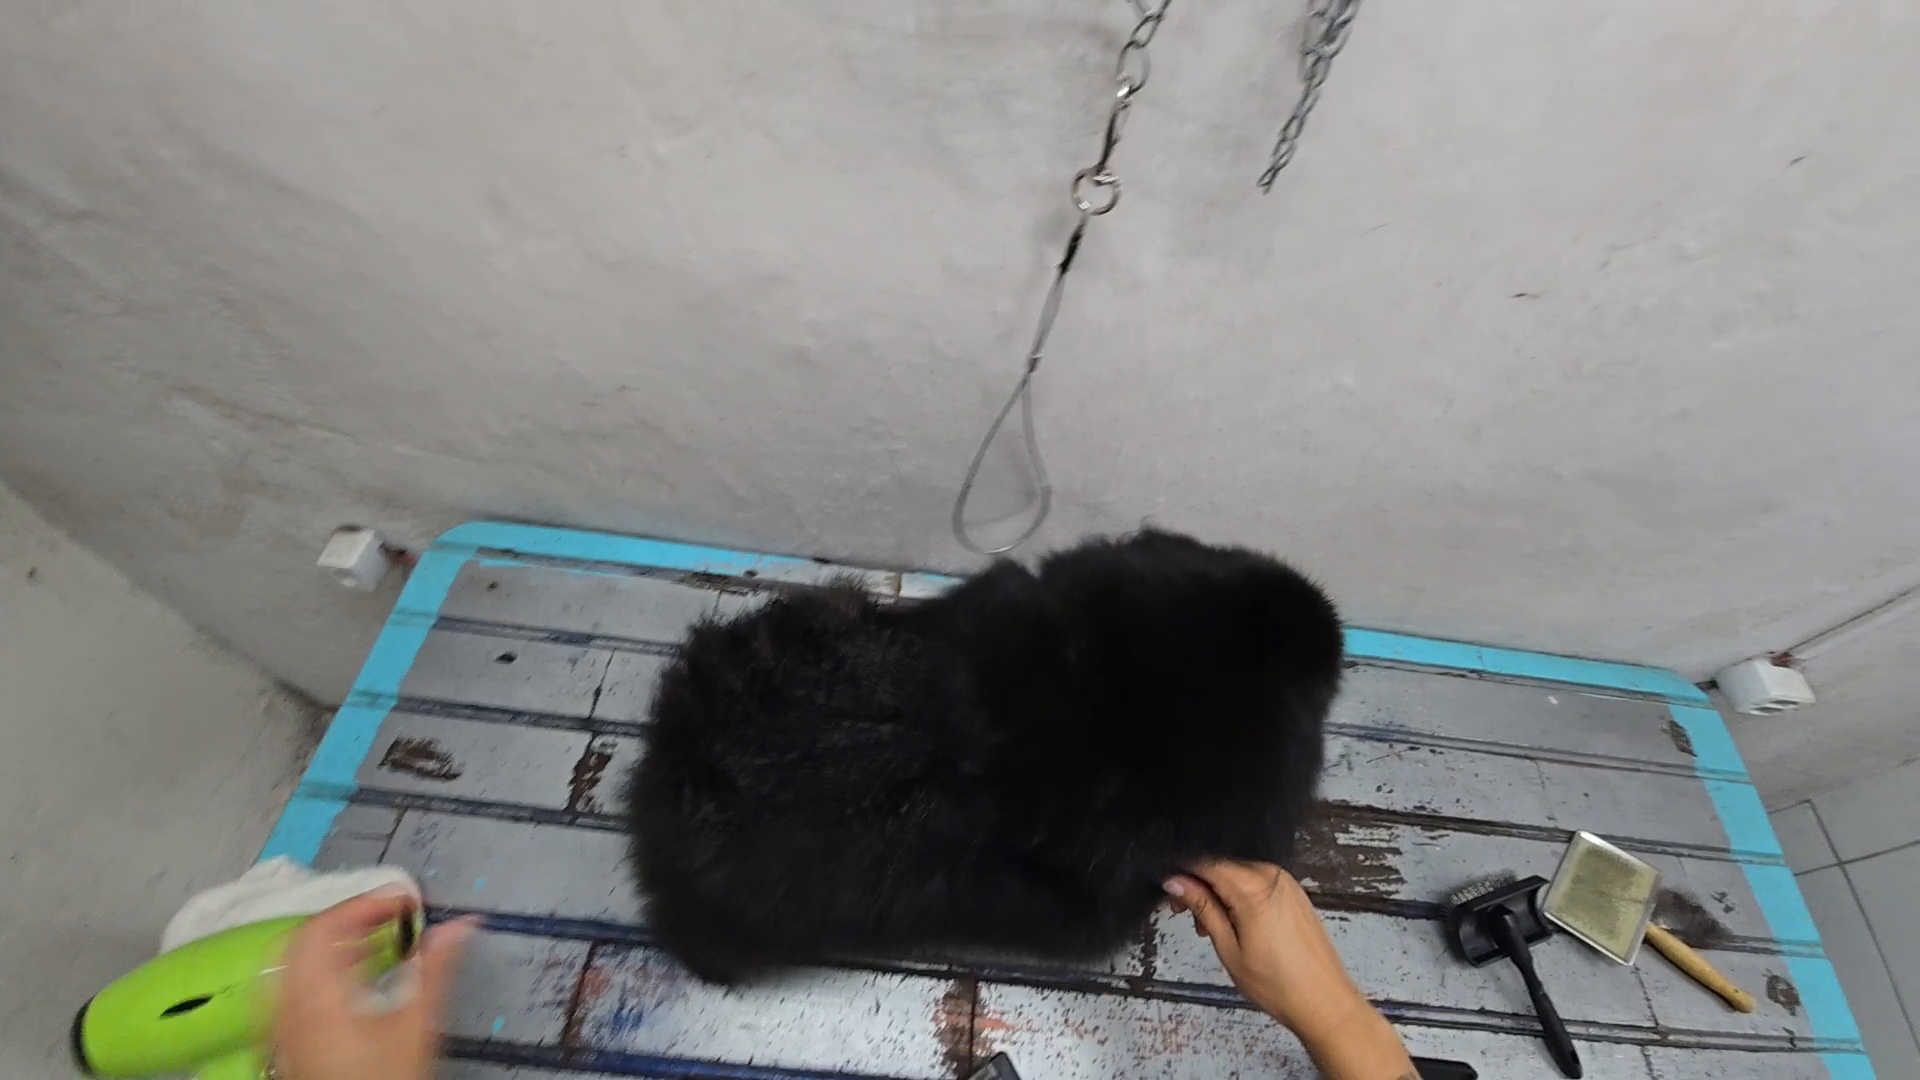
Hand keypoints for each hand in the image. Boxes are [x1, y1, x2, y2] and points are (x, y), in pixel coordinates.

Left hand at [273, 889, 475, 1079]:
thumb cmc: (387, 1077)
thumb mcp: (418, 1023)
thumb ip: (436, 967)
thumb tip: (461, 922)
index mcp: (318, 1000)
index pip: (321, 930)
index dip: (362, 904)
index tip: (406, 902)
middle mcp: (289, 1010)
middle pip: (300, 942)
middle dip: (348, 917)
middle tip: (393, 913)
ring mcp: (283, 1029)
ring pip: (293, 963)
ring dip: (337, 939)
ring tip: (383, 936)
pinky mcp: (288, 1042)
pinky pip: (295, 986)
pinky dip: (328, 964)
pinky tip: (364, 972)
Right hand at [1165, 860, 1415, 1079]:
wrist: (1329, 1007)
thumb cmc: (1276, 984)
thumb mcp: (1229, 948)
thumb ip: (1202, 907)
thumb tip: (1174, 880)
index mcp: (1252, 886)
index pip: (1205, 860)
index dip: (1181, 870)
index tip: (1167, 888)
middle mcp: (1270, 874)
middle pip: (1221, 864)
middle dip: (1198, 882)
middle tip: (1183, 912)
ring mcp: (1285, 881)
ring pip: (1237, 872)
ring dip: (1218, 890)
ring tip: (1209, 925)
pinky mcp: (1293, 891)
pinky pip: (1256, 880)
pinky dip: (1238, 893)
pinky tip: (1233, 920)